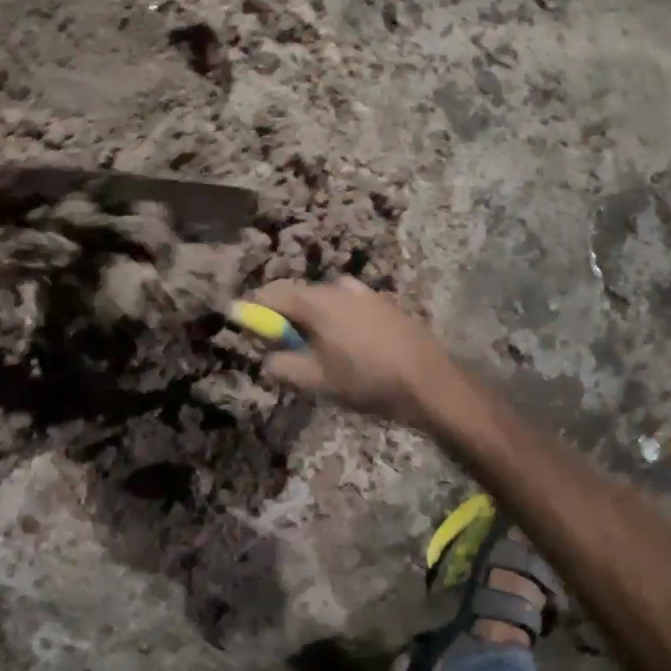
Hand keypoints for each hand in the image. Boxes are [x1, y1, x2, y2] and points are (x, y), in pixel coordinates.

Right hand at [246, 278, 458, 427]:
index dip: (252, 309)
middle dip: (282, 315)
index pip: (271, 294)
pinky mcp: (385, 303)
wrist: (430, 381)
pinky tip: (348, 345)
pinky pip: (347, 305)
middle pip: (298, 294)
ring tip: (316, 348)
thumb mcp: (317, 382)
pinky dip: (336, 318)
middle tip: (279, 344)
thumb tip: (268, 359)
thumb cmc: (368, 381)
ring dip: (311, 317)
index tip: (241, 322)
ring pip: (325, 299)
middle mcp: (338, 288)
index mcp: (317, 302)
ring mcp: (365, 293)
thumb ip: (283, 367)